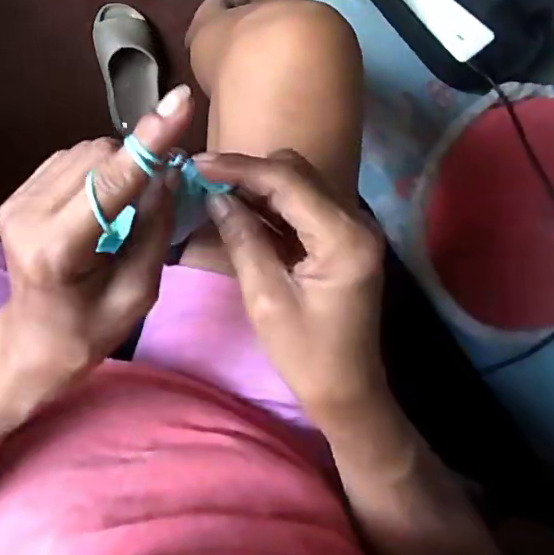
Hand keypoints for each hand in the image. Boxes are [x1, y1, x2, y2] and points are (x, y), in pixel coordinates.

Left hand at [0, 85, 196, 394]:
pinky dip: (96, 170)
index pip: (111, 182)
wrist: (31, 339)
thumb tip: (169, 171)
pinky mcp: (17, 191)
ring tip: (122, 209)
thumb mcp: (137, 294)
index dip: (149, 140)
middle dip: (136, 163)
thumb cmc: (89, 331)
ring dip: (116, 167)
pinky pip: (70, 158)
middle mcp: (27, 214)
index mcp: (56, 249)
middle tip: (156, 192)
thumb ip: (154, 230)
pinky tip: (99, 202)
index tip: (181, 101)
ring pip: (85, 150)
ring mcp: (16, 199)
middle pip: (99, 156)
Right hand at [195, 150, 388, 429]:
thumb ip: (242, 238)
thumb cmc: (306, 353)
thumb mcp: (265, 297)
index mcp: (343, 238)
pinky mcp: (341, 234)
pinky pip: (301, 201)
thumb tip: (215, 196)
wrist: (348, 390)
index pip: (287, 181)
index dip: (239, 168)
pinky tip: (239, 207)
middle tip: (203, 180)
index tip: (197, 164)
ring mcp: (352, 225)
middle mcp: (356, 221)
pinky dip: (269, 200)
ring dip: (256, 183)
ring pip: (297, 180)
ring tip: (214, 191)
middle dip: (247, 171)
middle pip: (295, 172)